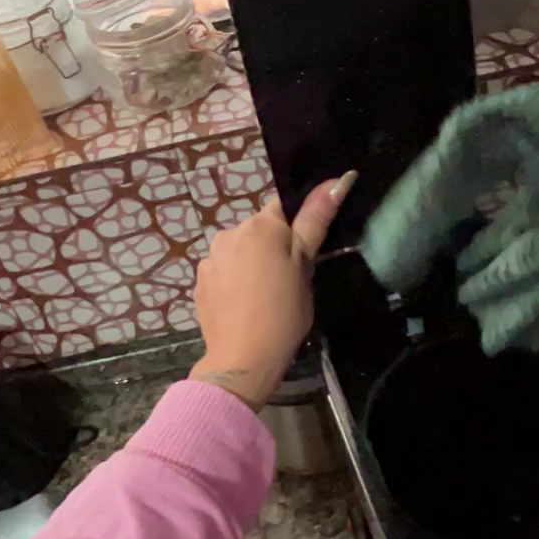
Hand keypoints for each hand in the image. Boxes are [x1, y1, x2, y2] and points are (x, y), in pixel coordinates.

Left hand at [189, 172, 356, 408]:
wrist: (243, 358)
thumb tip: (338, 180)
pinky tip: (246, 306)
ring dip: (253, 265)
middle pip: (259, 231)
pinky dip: (236, 283)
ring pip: (240, 252)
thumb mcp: (305, 265)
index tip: (306, 253)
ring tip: (266, 297)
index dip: (298, 228)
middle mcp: (229, 233)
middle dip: (273, 248)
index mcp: (259, 225)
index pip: (283, 208)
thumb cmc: (283, 311)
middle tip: (290, 281)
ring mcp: (210, 259)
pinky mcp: (200, 283)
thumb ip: (316, 220)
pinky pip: (224, 273)